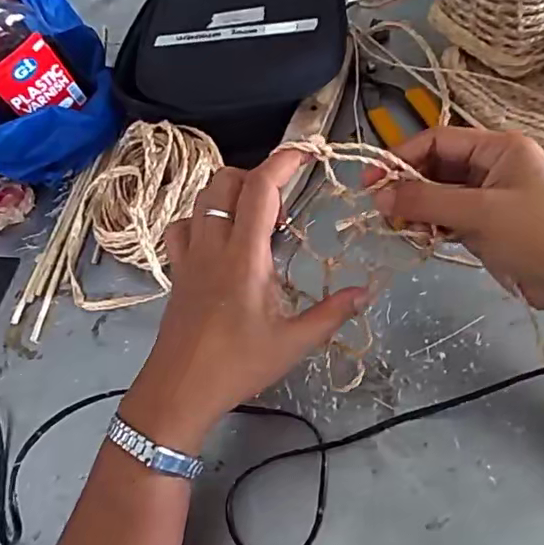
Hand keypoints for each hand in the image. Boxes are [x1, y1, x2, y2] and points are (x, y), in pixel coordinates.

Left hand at [123, 150, 369, 453]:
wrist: (178, 390)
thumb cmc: (237, 366)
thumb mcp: (293, 344)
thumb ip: (332, 314)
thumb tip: (365, 292)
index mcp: (245, 257)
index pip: (260, 189)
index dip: (282, 162)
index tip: (305, 154)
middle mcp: (213, 246)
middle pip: (225, 182)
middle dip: (257, 175)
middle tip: (284, 200)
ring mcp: (189, 256)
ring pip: (201, 200)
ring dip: (229, 192)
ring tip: (255, 216)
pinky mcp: (177, 271)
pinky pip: (182, 227)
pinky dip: (201, 218)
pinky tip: (218, 238)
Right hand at [371, 127, 543, 312]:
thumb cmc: (538, 234)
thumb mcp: (480, 212)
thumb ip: (427, 200)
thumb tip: (380, 194)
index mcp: (498, 147)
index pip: (437, 140)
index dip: (400, 158)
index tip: (370, 183)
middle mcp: (494, 166)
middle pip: (437, 167)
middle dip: (409, 187)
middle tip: (383, 212)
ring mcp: (494, 197)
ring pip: (442, 195)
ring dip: (420, 209)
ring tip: (403, 228)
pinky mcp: (492, 225)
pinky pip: (453, 217)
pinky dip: (435, 225)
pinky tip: (423, 238)